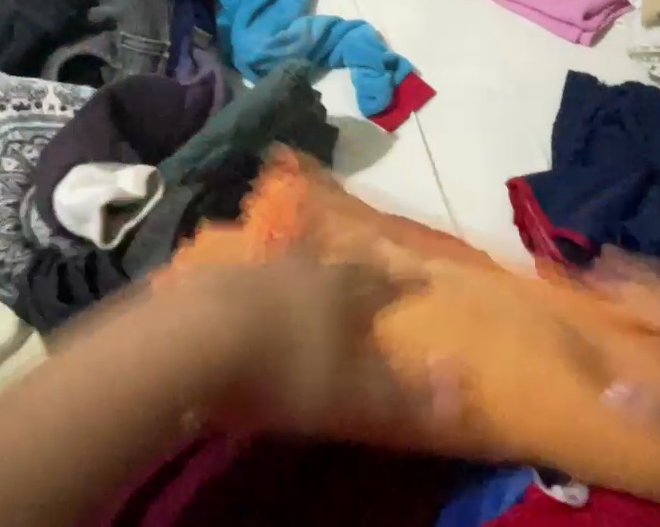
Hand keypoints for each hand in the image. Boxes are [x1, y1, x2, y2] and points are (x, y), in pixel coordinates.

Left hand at [171, 254, 457, 436]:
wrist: (197, 341)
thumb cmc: (287, 368)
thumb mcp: (356, 395)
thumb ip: (411, 394)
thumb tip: (462, 377)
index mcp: (346, 290)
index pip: (388, 283)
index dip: (408, 283)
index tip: (424, 278)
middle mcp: (307, 267)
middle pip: (339, 264)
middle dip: (355, 269)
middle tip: (364, 270)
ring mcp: (257, 267)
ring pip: (290, 263)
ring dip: (302, 271)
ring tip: (307, 276)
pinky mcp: (212, 278)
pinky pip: (243, 277)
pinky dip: (252, 285)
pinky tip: (244, 296)